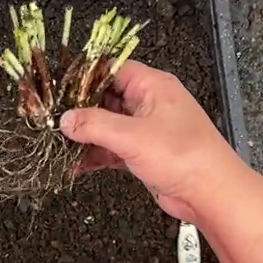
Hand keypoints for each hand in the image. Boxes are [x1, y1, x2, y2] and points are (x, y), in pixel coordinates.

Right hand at [60, 61, 234, 225]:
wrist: (209, 193)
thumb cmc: (183, 156)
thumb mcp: (132, 136)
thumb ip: (95, 125)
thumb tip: (66, 119)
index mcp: (152, 87)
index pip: (112, 70)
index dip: (85, 77)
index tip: (59, 88)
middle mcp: (148, 104)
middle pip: (105, 99)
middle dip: (80, 111)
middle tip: (53, 119)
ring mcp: (145, 129)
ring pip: (106, 126)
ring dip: (85, 137)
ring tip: (59, 144)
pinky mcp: (142, 153)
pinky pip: (111, 149)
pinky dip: (94, 156)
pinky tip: (75, 165)